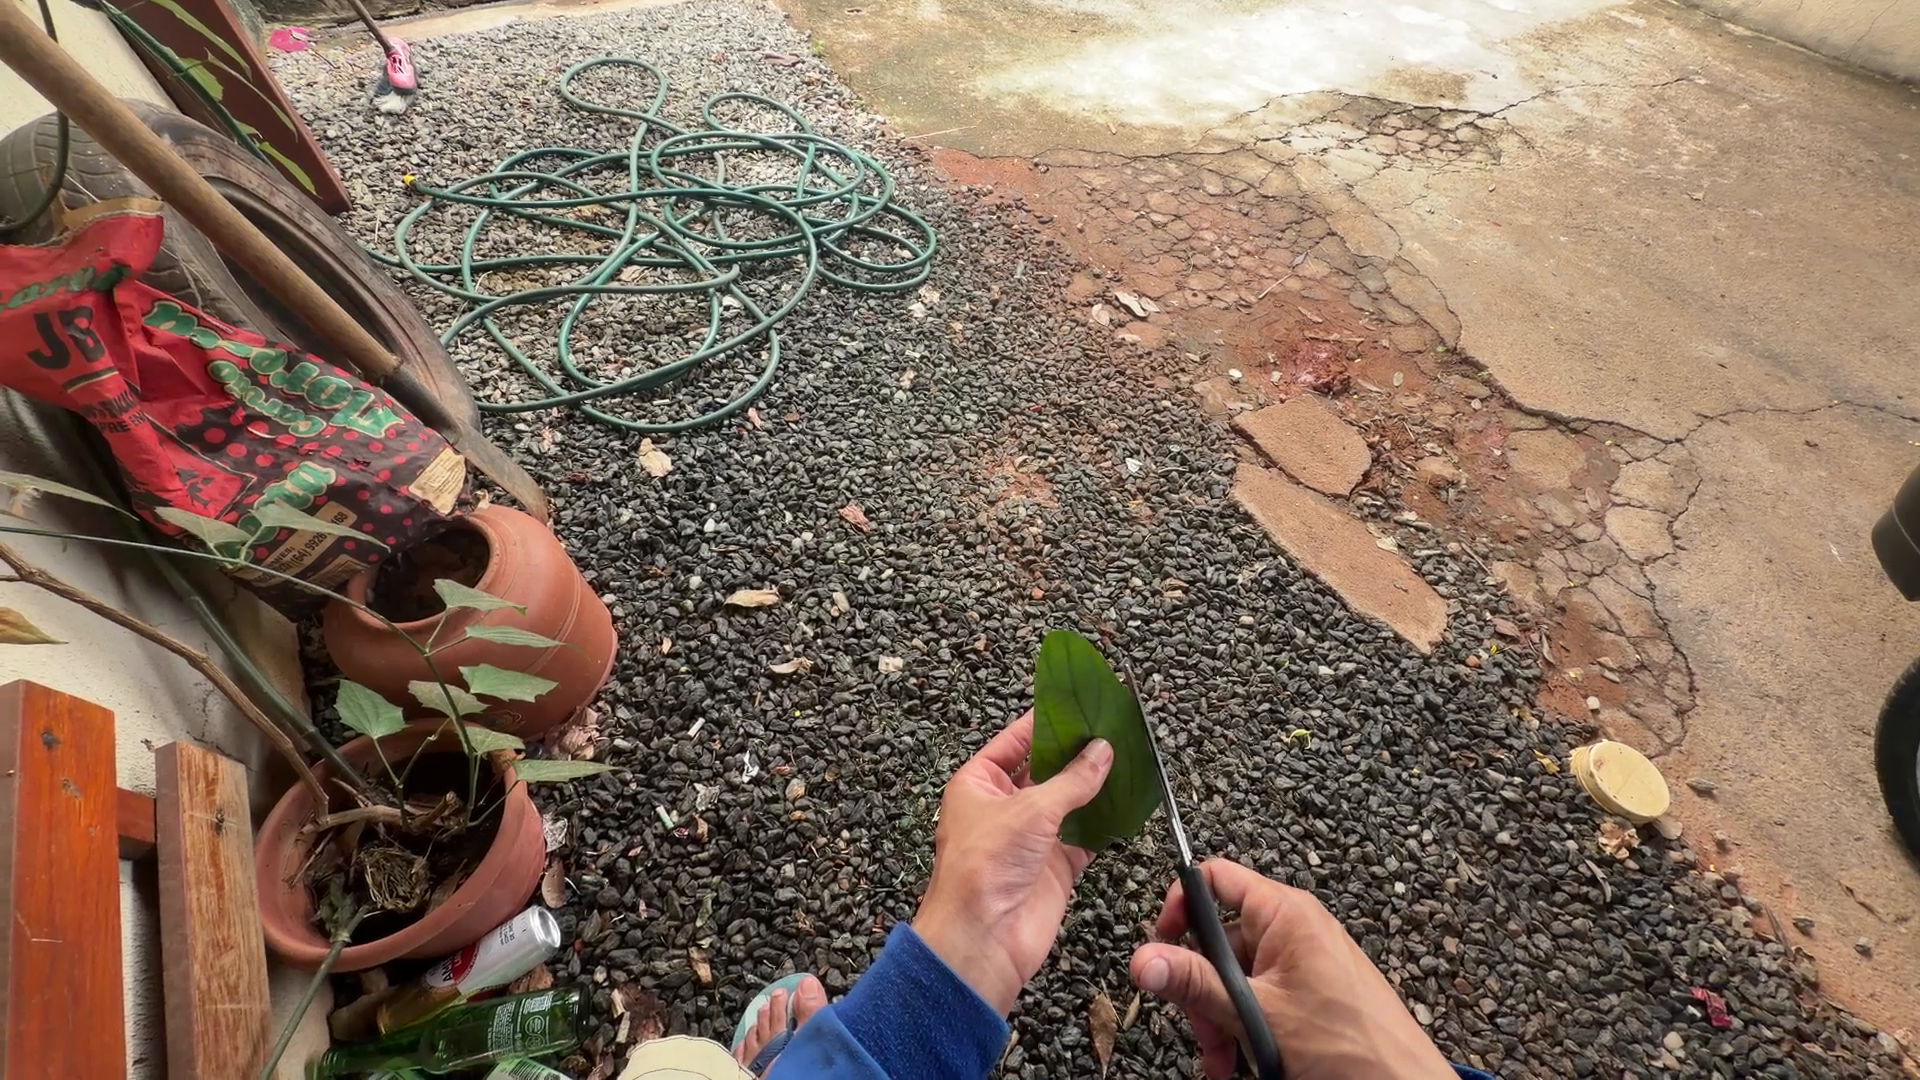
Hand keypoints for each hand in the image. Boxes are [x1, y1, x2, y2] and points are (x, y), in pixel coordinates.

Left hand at [911, 709, 1113, 1014]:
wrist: (983, 940)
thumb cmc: (982, 868)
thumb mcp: (1030, 810)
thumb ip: (1071, 780)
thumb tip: (1101, 751)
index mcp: (979, 782)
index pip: (1014, 740)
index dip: (1043, 721)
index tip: (1073, 704)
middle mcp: (1003, 805)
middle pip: (1043, 768)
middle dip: (1074, 752)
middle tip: (1108, 727)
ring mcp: (1029, 835)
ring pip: (1067, 800)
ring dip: (1092, 784)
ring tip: (1124, 756)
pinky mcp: (1053, 865)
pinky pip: (1082, 836)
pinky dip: (1102, 823)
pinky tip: (1124, 803)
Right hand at [1130, 859, 1455, 1079]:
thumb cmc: (1349, 1050)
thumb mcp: (1260, 1015)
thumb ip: (1196, 985)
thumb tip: (1142, 960)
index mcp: (1283, 912)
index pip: (1213, 877)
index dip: (1180, 906)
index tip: (1163, 947)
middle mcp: (1292, 928)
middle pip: (1219, 938)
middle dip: (1202, 988)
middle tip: (1201, 1032)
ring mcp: (1304, 963)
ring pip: (1238, 977)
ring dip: (1220, 1019)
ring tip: (1223, 1063)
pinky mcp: (1313, 996)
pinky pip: (1262, 999)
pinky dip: (1247, 1029)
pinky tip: (1244, 1064)